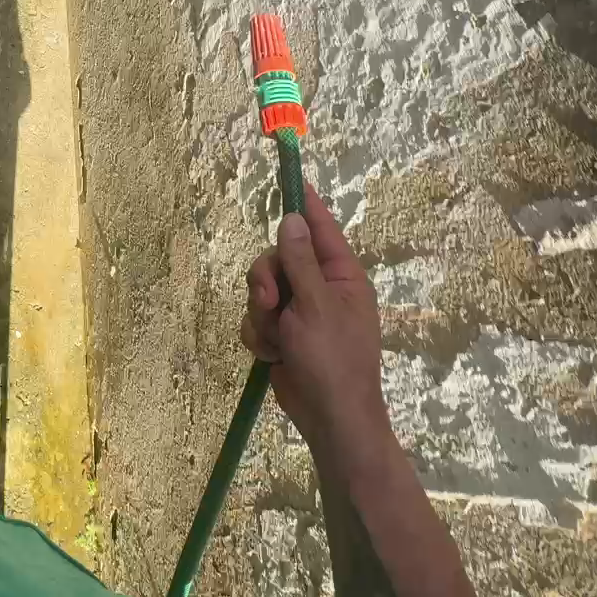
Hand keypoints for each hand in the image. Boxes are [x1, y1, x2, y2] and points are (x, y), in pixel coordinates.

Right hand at [240, 184, 389, 464]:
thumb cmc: (333, 360)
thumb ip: (299, 260)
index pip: (319, 228)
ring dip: (260, 313)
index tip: (291, 177)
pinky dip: (258, 334)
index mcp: (341, 276)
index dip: (303, 203)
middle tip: (269, 302)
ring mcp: (300, 310)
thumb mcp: (315, 306)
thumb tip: (292, 218)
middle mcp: (320, 288)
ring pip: (260, 287)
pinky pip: (255, 315)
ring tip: (276, 338)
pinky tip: (272, 353)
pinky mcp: (282, 332)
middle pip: (276, 257)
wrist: (328, 419)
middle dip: (265, 280)